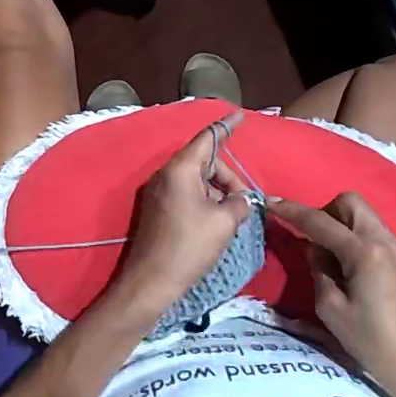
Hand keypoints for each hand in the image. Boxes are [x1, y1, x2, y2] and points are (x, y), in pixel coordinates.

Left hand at [114, 112, 253, 313]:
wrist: (152, 280)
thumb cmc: (189, 246)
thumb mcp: (224, 223)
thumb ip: (238, 203)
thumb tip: (240, 201)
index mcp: (181, 169)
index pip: (208, 138)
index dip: (226, 127)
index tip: (240, 116)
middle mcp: (166, 175)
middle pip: (204, 161)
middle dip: (227, 175)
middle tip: (243, 200)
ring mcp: (159, 192)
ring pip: (196, 179)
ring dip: (217, 191)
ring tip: (232, 215)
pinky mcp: (158, 209)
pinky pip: (186, 193)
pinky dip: (205, 200)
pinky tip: (217, 221)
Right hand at [266, 193, 395, 396]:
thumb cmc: (373, 344)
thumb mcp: (331, 310)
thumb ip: (318, 271)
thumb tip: (315, 249)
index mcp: (365, 252)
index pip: (321, 222)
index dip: (293, 211)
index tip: (271, 202)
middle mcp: (389, 241)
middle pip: (352, 203)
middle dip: (327, 211)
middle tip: (315, 239)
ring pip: (369, 219)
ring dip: (347, 229)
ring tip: (338, 264)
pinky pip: (384, 239)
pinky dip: (366, 245)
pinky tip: (365, 278)